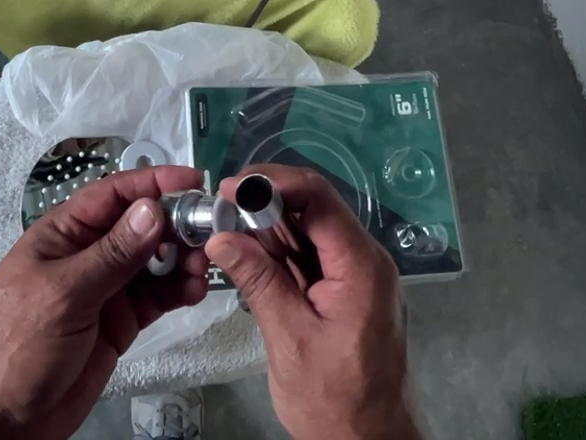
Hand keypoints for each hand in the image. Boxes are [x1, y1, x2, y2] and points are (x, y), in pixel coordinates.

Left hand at [0, 165, 210, 439]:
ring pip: (153, 260)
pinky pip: (155, 296)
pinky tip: (195, 290)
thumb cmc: (18, 343)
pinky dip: (178, 290)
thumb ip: (112, 254)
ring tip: (205, 266)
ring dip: (181, 258)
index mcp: (65, 233)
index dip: (152, 182)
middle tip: (210, 229)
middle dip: (175, 222)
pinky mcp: (120, 322)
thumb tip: (152, 209)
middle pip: (139, 225)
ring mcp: (106, 289)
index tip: (193, 180)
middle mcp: (89, 254)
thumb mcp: (64, 292)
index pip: (114, 194)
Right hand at [207, 165, 422, 439]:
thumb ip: (258, 281)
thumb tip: (220, 237)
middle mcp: (365, 258)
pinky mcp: (347, 287)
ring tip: (229, 230)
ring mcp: (358, 272)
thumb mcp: (290, 339)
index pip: (318, 198)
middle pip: (313, 206)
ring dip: (268, 225)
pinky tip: (252, 254)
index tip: (230, 188)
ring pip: (309, 226)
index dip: (272, 183)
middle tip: (222, 210)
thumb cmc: (336, 402)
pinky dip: (280, 249)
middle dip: (265, 201)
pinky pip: (311, 251)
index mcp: (361, 265)